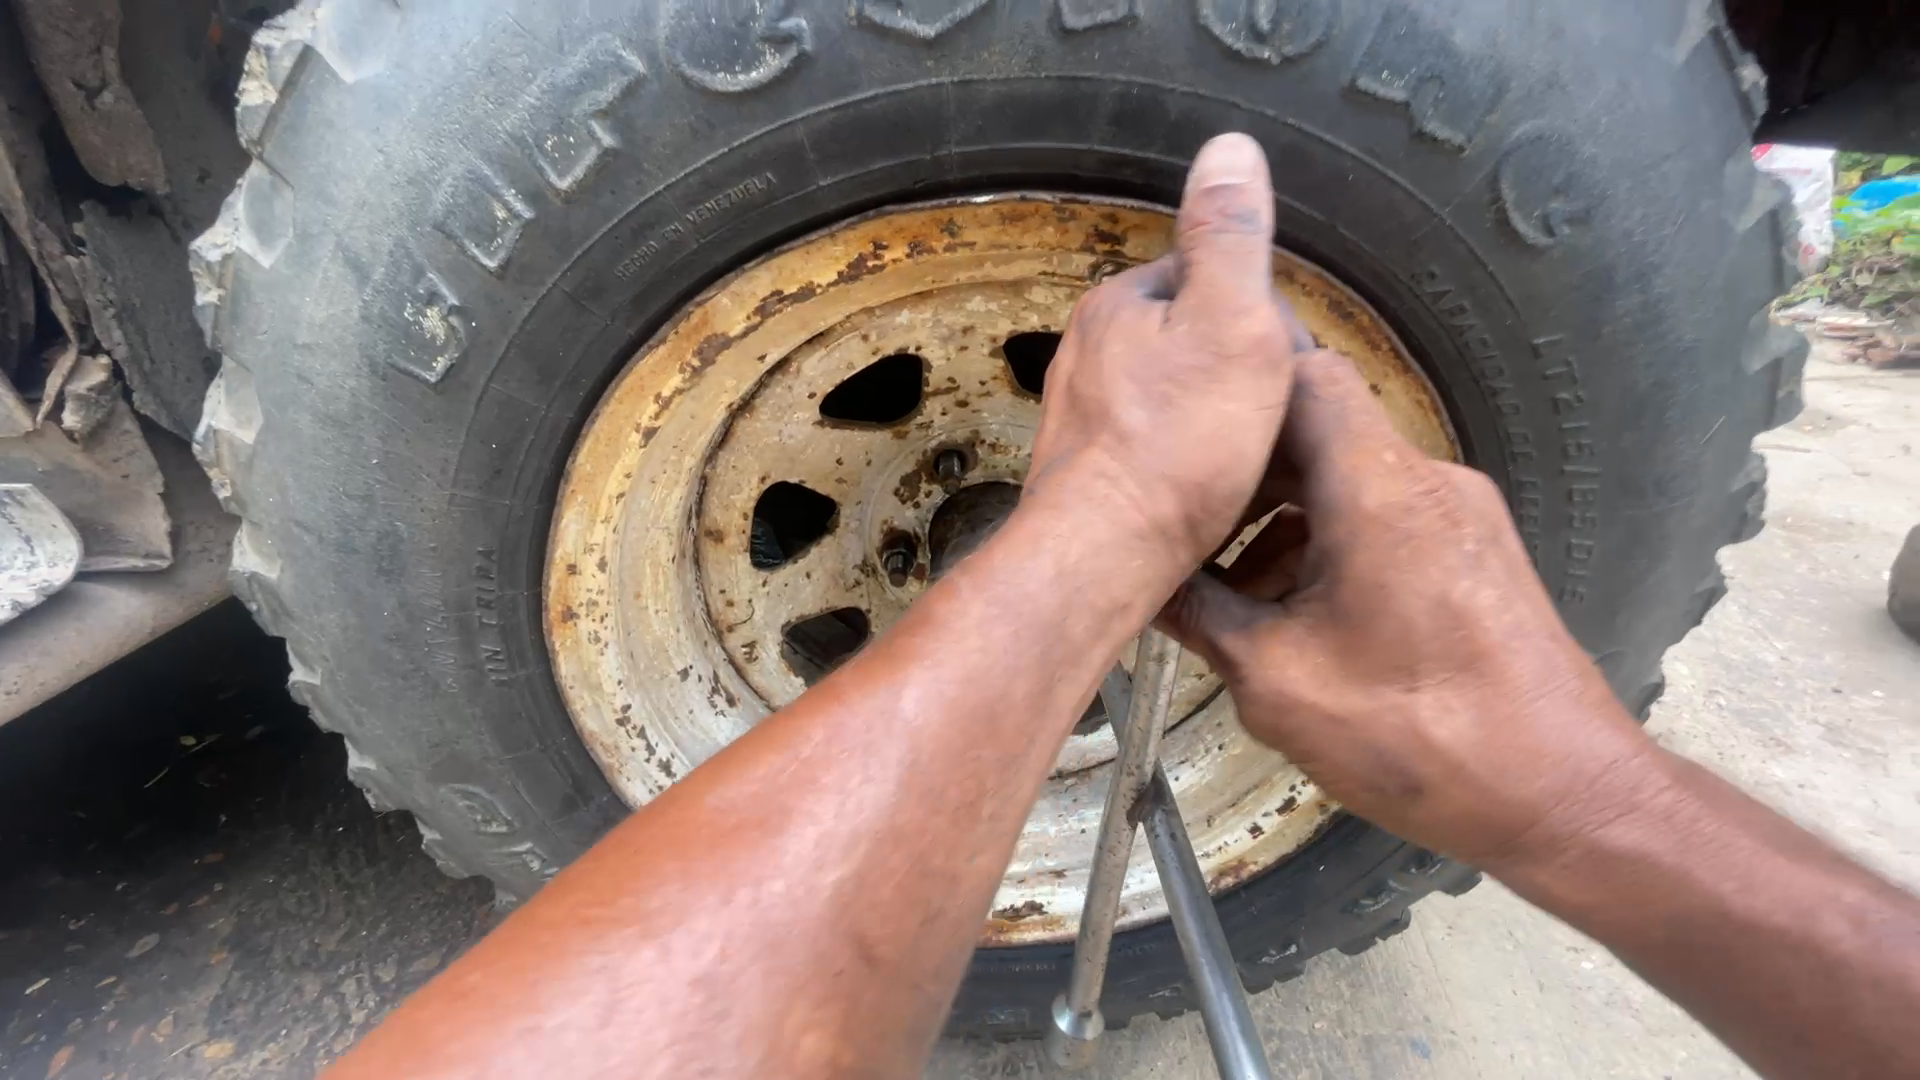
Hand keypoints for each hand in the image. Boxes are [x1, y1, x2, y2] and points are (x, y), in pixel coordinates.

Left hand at [1024, 133, 1308, 574]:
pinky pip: (1157, 447)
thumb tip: (1228, 149)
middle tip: (1274, 431)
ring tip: (1248, 469)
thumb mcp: (1228, 322)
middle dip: (1245, 379)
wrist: (1103, 553)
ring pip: (1179, 400)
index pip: (1215, 284)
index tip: (1289, 376)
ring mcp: (1081, 413)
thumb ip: (1229, 237)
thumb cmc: (1176, 443)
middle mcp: (1088, 351)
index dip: (1269, 326)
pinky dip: (1189, 462)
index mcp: (1118, 304)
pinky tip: (1208, 494)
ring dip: (1222, 426)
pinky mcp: (1086, 469)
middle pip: (1197, 345)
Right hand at [1160, 351, 1660, 867]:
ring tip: (1221, 588)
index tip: (1181, 438)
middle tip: (1177, 522)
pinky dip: (1317, 545)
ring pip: (1340, 480)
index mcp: (1377, 489)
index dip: (1238, 395)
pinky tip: (1284, 613)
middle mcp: (1423, 480)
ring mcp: (1454, 515)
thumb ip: (1196, 614)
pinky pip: (1374, 519)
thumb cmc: (1412, 733)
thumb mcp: (1273, 676)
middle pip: (1315, 432)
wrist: (1564, 801)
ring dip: (1273, 520)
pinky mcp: (1466, 552)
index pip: (1307, 376)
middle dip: (1241, 474)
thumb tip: (1141, 581)